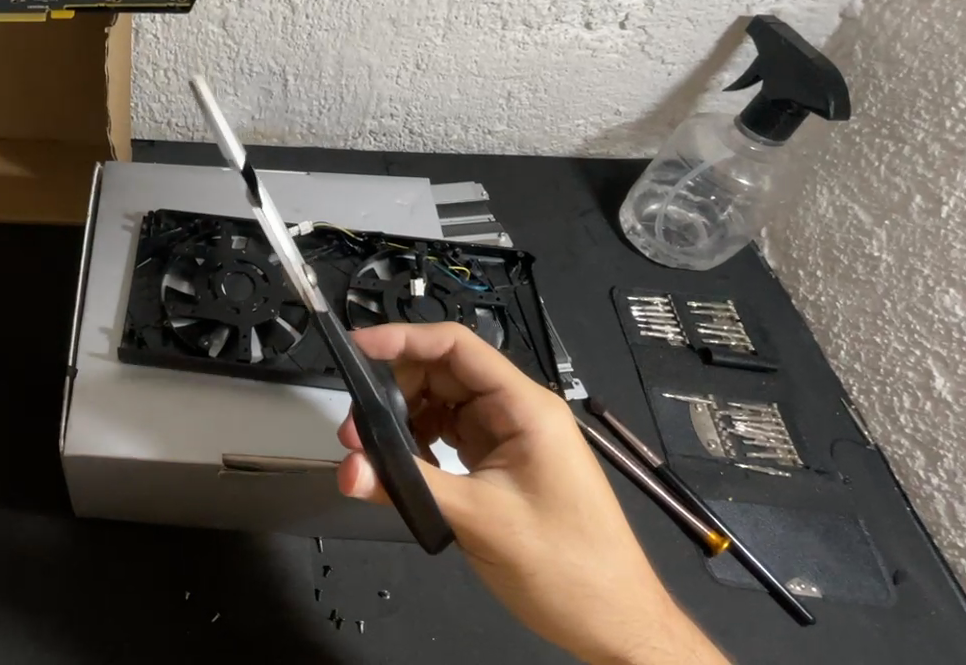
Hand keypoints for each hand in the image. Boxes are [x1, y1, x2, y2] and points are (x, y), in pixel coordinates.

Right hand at [337, 323, 726, 664]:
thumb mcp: (480, 519)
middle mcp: (514, 411)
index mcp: (524, 407)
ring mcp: (506, 436)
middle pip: (441, 372)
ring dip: (401, 419)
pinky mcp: (496, 461)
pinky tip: (404, 466)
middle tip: (356, 425)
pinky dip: (418, 443)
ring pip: (439, 402)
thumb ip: (409, 486)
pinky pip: (446, 433)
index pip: (456, 346)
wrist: (616, 626)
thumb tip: (349, 469)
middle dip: (393, 390)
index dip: (402, 339)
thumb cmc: (567, 567)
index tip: (357, 348)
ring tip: (373, 450)